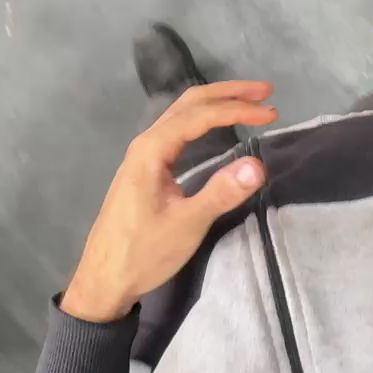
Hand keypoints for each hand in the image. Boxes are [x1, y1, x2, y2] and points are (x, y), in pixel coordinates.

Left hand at [60, 82, 277, 322]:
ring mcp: (145, 152)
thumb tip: (258, 164)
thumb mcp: (186, 226)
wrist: (102, 282)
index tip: (270, 113)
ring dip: (217, 102)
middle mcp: (147, 141)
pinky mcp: (147, 165)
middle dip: (229, 93)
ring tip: (249, 101)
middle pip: (191, 102)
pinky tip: (218, 124)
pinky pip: (179, 127)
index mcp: (152, 149)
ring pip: (183, 112)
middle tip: (265, 91)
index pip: (201, 115)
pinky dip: (204, 117)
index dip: (238, 109)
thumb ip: (221, 193)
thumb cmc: (142, 253)